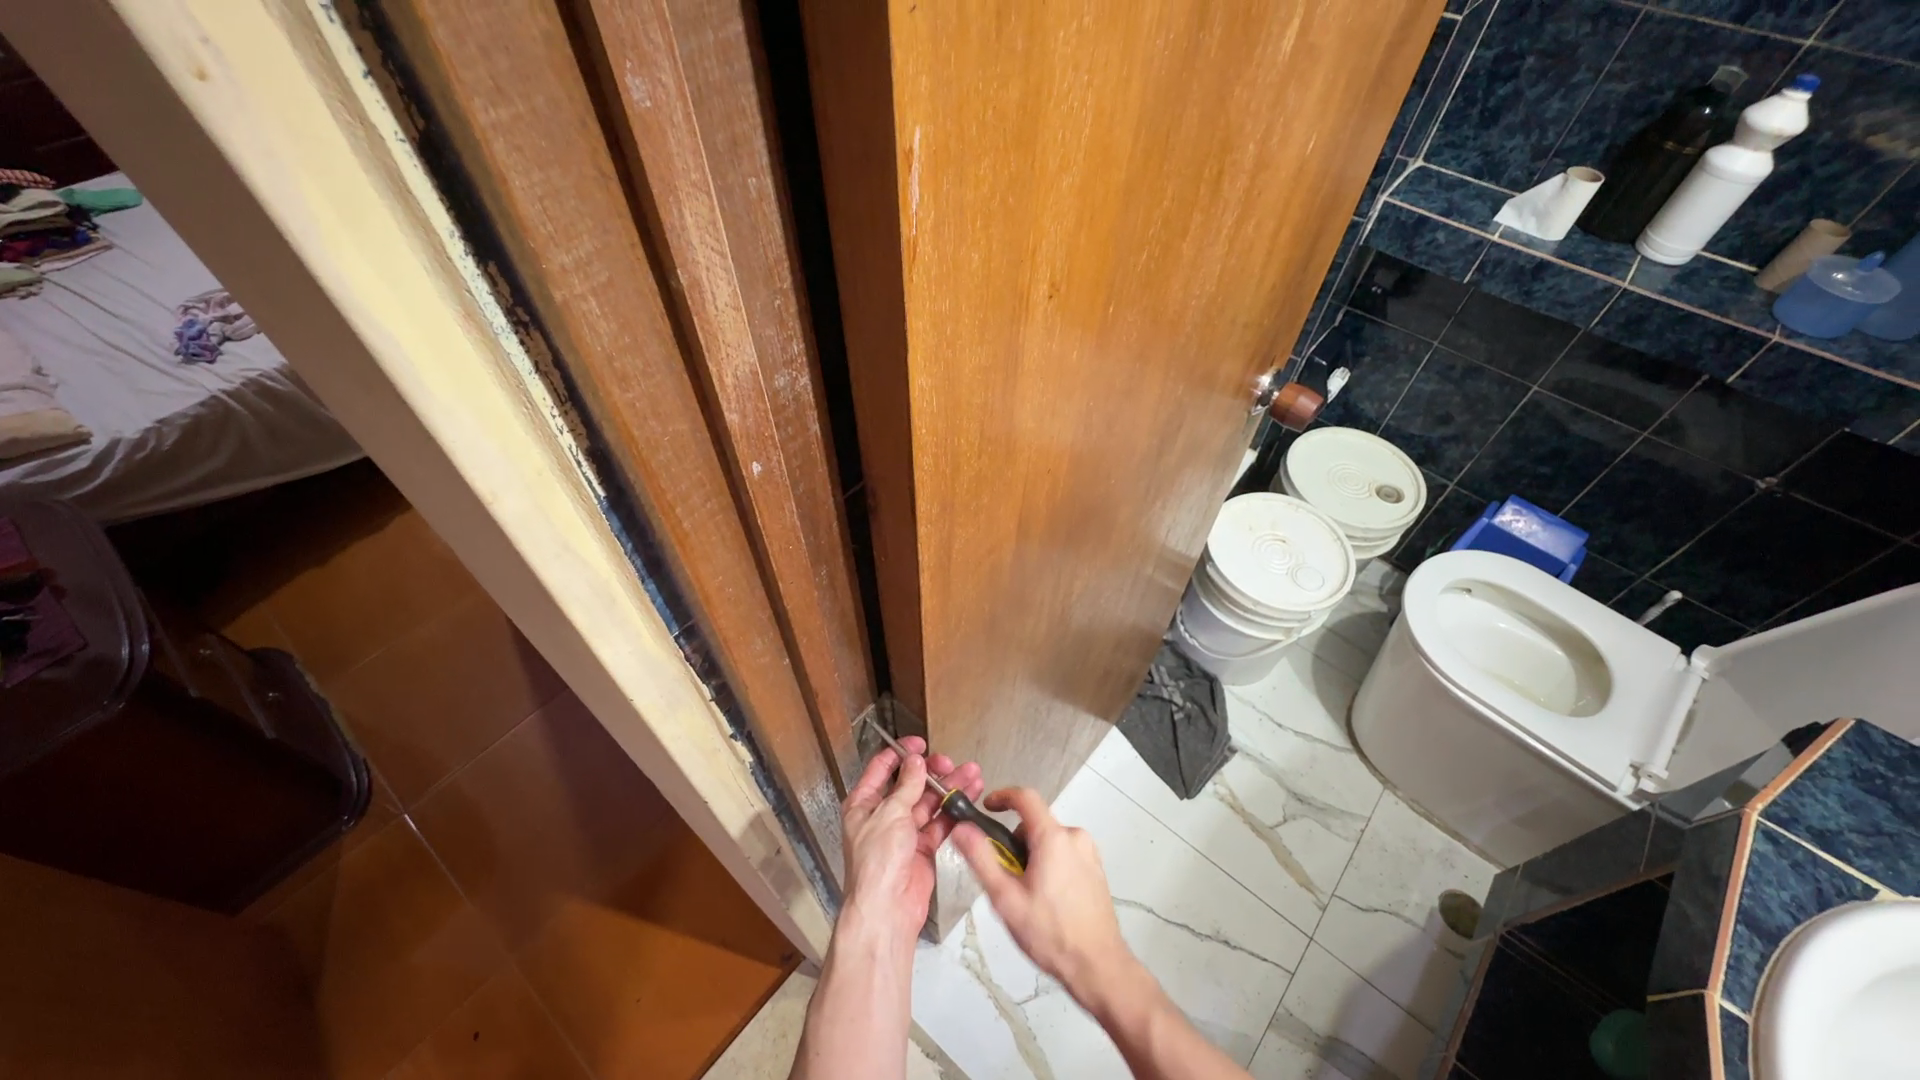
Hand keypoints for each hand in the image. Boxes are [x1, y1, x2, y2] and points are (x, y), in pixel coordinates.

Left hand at [840, 735, 983, 942]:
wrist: (886, 910)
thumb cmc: (877, 861)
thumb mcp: (890, 815)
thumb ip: (906, 786)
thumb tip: (915, 761)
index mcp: (864, 804)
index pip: (882, 769)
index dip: (900, 753)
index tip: (921, 743)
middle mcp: (883, 816)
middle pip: (910, 785)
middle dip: (931, 772)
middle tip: (950, 763)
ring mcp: (904, 833)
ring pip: (929, 803)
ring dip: (949, 789)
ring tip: (972, 774)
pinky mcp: (923, 849)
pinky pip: (940, 824)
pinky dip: (954, 812)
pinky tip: (970, 798)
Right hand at [952, 788, 1137, 1000]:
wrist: (1099, 966)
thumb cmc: (1049, 932)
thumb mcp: (1006, 898)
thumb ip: (981, 858)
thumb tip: (962, 828)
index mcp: (1053, 837)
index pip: (1025, 797)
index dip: (1002, 797)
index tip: (986, 809)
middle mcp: (1075, 836)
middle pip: (1035, 824)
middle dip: (1015, 843)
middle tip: (1005, 878)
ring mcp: (1089, 853)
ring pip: (1049, 841)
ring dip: (1032, 857)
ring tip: (1026, 896)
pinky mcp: (1096, 869)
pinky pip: (1065, 854)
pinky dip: (1050, 865)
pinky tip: (1047, 901)